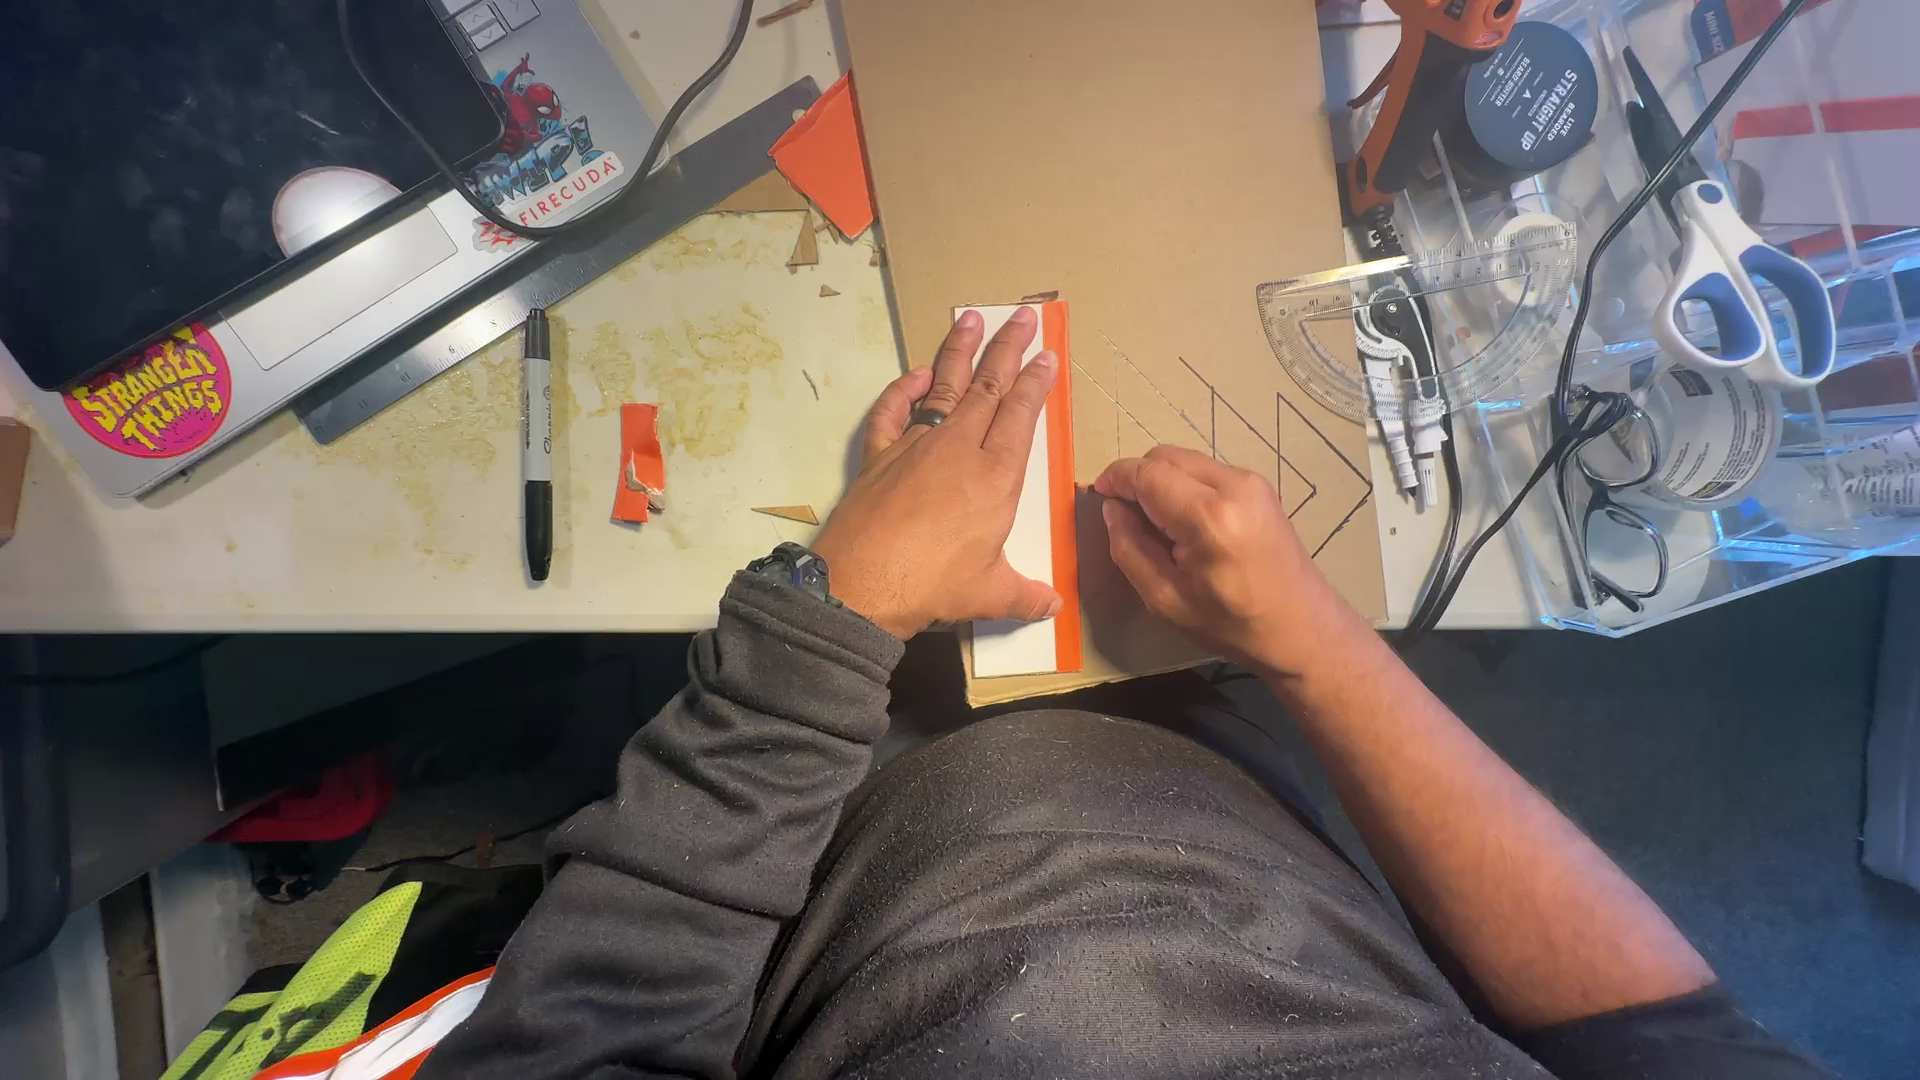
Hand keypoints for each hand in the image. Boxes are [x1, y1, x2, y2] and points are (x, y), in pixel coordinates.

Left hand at [813, 308, 1060, 638]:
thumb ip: (1025, 594)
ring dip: (959, 351)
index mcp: (995, 475)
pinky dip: (902, 390)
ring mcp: (915, 446)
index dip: (1036, 382)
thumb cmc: (934, 585)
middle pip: (988, 386)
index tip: (1046, 355)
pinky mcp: (878, 455)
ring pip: (943, 387)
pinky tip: (914, 375)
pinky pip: (892, 412)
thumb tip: (1053, 606)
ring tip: (971, 319)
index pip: (1021, 414)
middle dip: (1008, 348)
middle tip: (1021, 315)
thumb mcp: (989, 594)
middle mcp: (958, 448)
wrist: (860, 584)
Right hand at [1093, 445, 1363, 677]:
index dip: (1115, 479)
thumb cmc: (1231, 624)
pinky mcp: (1260, 486)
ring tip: (1154, 522)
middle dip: (1135, 478)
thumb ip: (1129, 548)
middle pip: (1164, 456)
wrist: (1302, 629)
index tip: (1097, 495)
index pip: (1146, 474)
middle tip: (1124, 514)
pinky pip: (1204, 470)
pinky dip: (1182, 484)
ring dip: (1159, 481)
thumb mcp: (1165, 599)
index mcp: (1208, 517)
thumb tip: (1112, 510)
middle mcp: (1233, 486)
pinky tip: (1183, 521)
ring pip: (1184, 459)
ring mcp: (1251, 482)